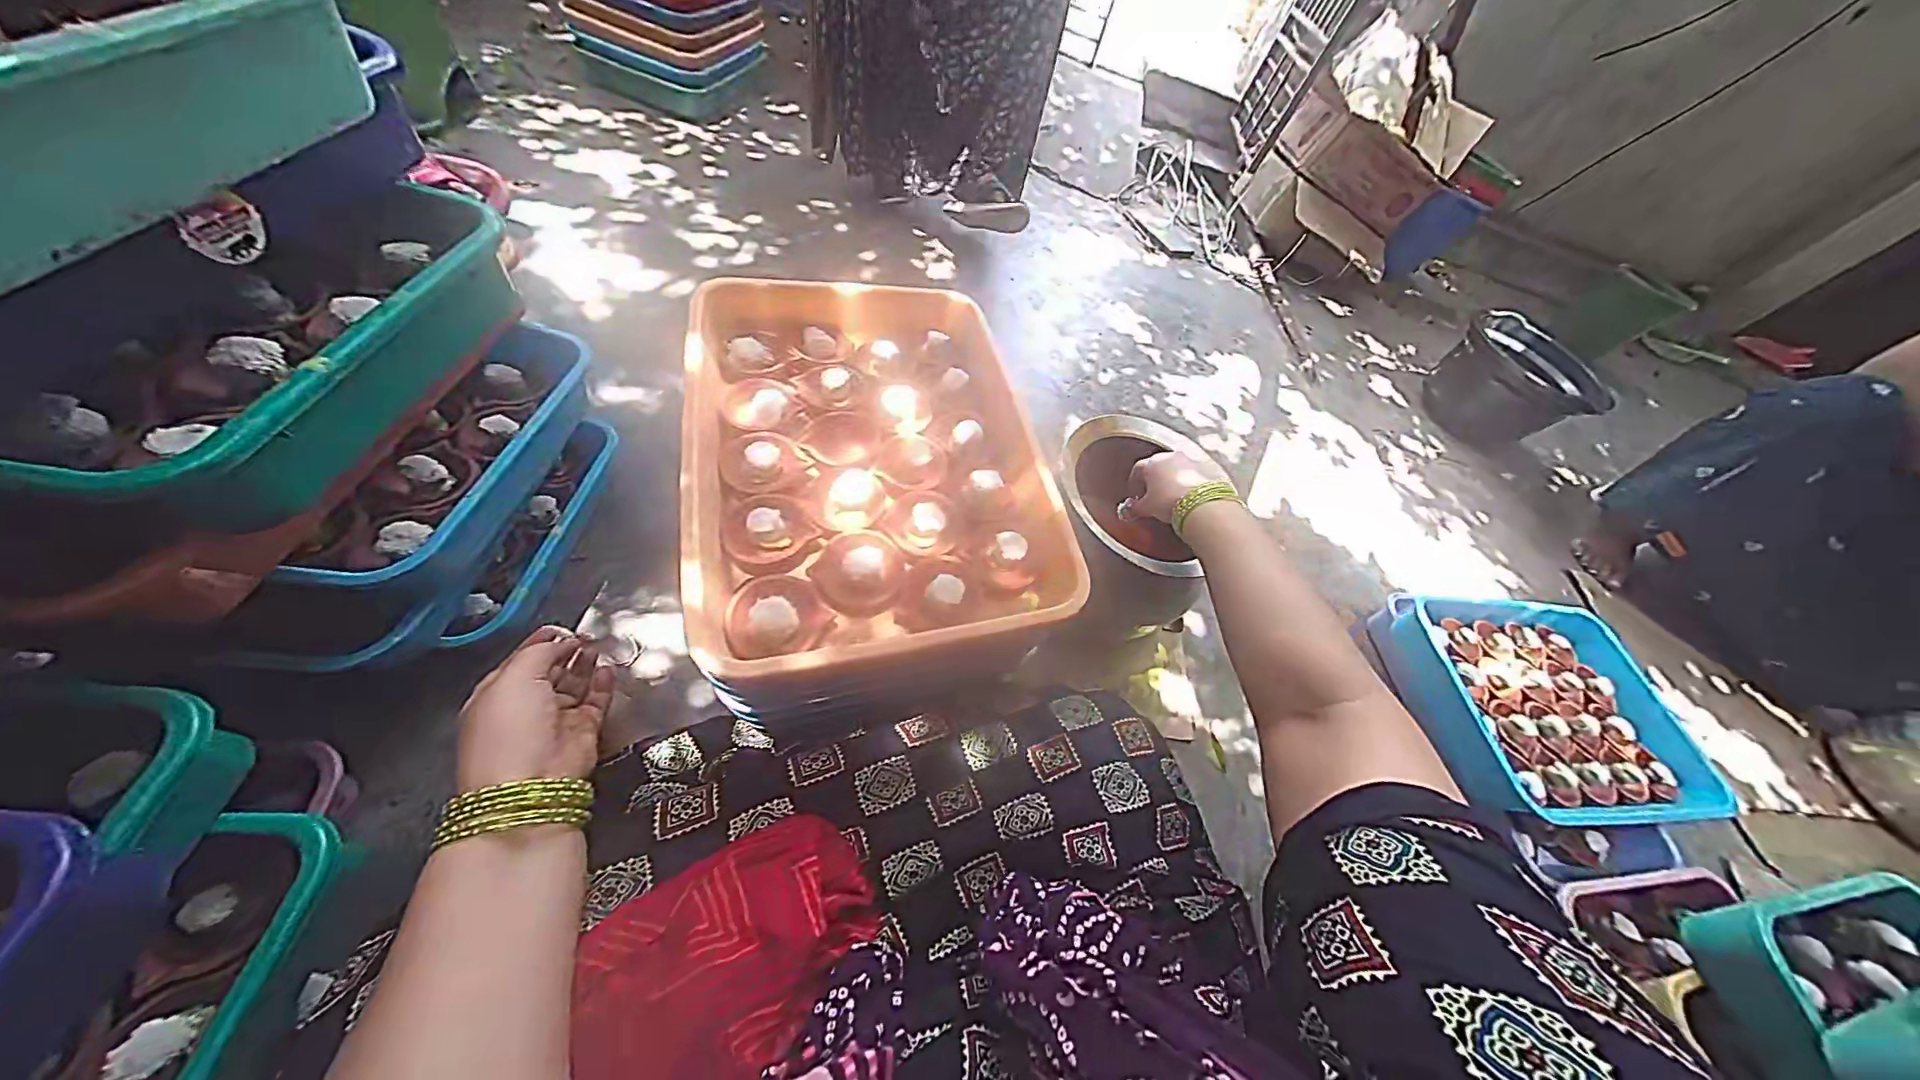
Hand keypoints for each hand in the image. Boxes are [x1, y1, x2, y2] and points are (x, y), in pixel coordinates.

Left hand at [455, 626, 613, 792]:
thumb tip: (561, 641)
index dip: (542, 642)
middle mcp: (526, 707)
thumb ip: (539, 652)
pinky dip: (603, 684)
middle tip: (585, 635)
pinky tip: (607, 669)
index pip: (522, 660)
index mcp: (498, 694)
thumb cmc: (509, 733)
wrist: (532, 782)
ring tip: (598, 646)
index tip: (561, 629)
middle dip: (567, 651)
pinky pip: (597, 700)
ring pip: (575, 683)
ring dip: (586, 664)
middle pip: (551, 670)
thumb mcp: (515, 677)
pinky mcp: (583, 730)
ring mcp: (555, 719)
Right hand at [1116, 450, 1228, 523]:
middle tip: (1153, 497)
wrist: (1203, 505)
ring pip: (1177, 469)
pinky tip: (1189, 497)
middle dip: (1154, 480)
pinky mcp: (1208, 469)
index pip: (1138, 470)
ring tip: (1172, 498)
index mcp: (1152, 462)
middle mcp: (1171, 456)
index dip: (1135, 483)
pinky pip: (1194, 475)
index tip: (1136, 495)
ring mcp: (1191, 461)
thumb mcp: (1147, 508)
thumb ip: (1134, 508)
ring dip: (1173, 480)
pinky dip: (1189, 483)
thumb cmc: (1169, 502)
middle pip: (1158, 467)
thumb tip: (1126, 511)